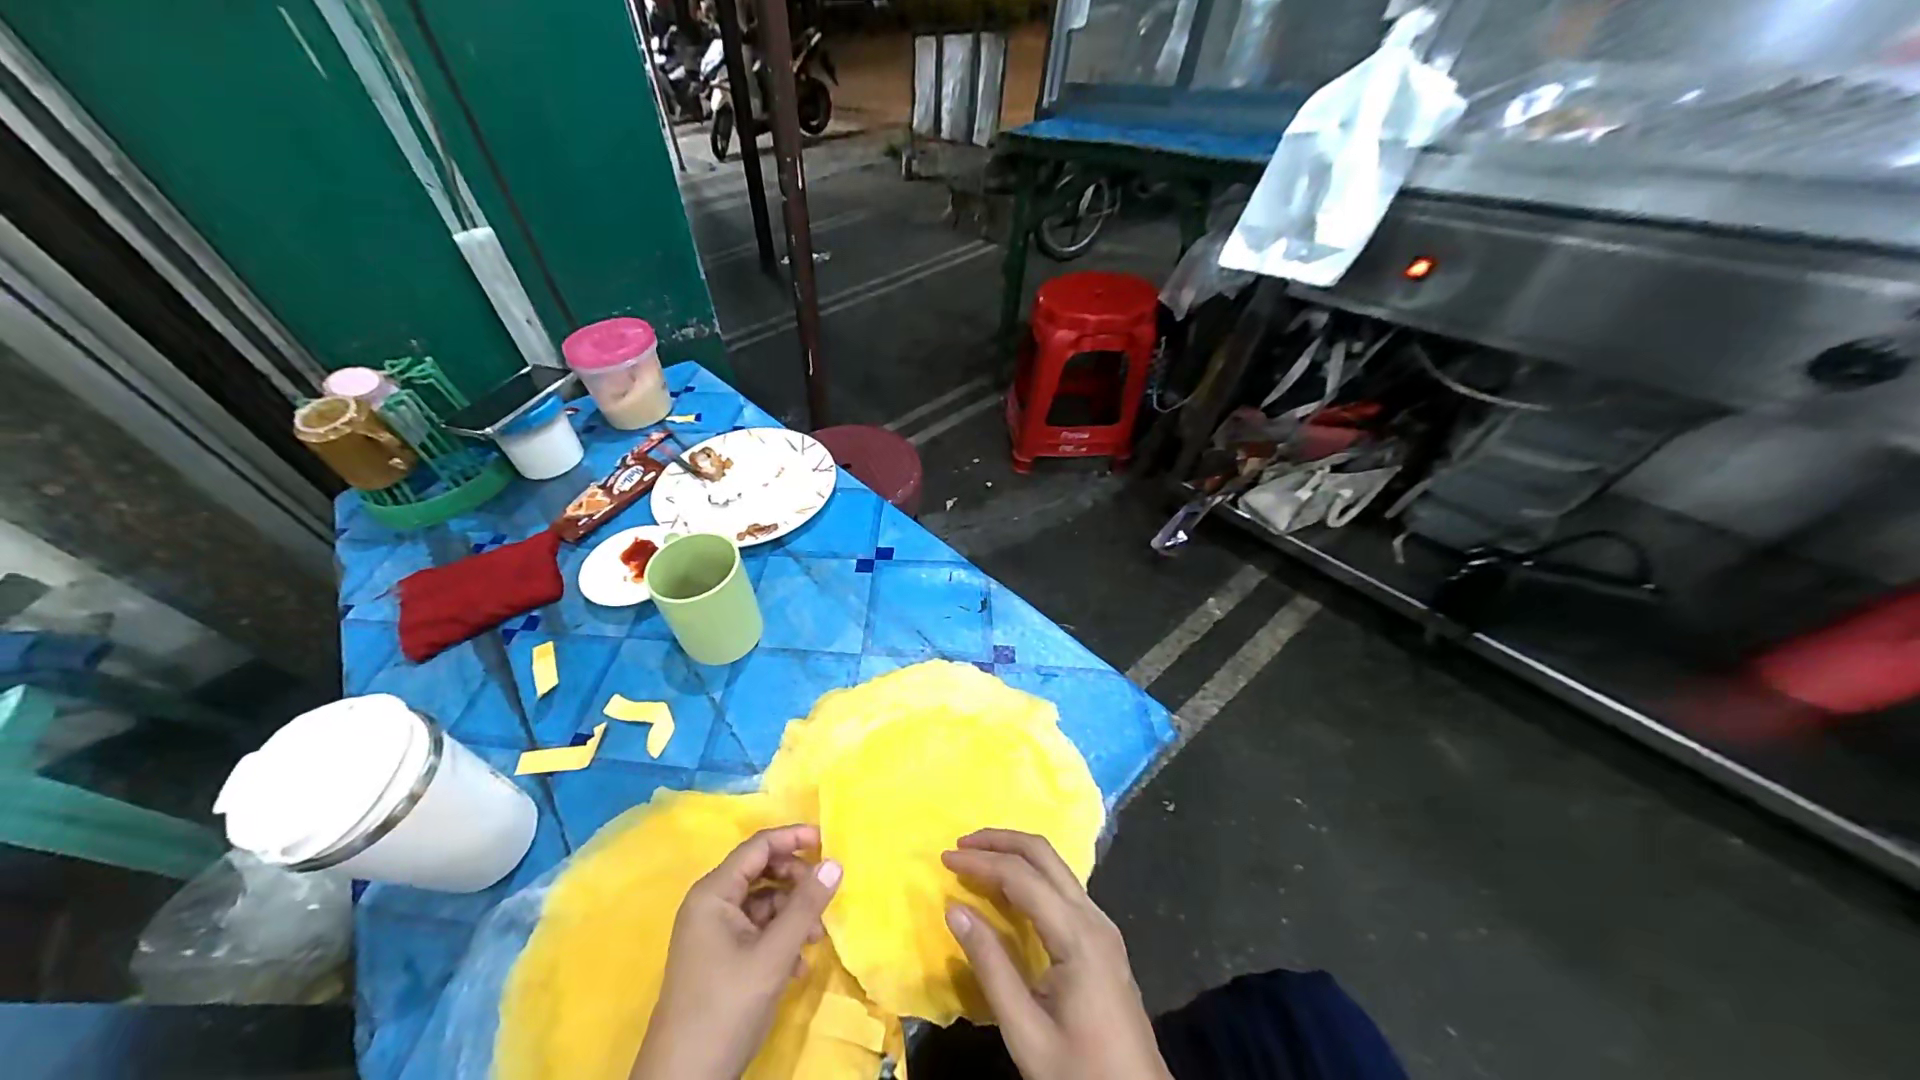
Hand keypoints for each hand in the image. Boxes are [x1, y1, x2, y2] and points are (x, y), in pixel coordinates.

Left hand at [631, 824, 842, 1079]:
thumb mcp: (773, 954)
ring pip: (762, 904)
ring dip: (792, 915)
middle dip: (797, 883)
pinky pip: (756, 931)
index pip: (758, 846)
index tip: (829, 842)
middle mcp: (710, 905)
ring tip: (816, 939)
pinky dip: (780, 938)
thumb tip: (835, 862)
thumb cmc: (726, 1006)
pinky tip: (799, 966)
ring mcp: (712, 933)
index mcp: (714, 893)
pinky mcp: (719, 958)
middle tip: (825, 899)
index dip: (794, 838)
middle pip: (762, 873)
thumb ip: (805, 906)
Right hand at [943, 829, 1172, 1079]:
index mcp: (1078, 936)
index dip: (981, 862)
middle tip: (960, 845)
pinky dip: (1029, 875)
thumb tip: (954, 909)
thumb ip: (991, 967)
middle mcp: (1094, 918)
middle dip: (1000, 841)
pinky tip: (1006, 890)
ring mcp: (1102, 926)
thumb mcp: (1026, 1031)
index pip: (1022, 877)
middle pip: (1044, 854)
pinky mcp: (1102, 938)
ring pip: (1055, 866)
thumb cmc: (1080, 1071)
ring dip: (1015, 854)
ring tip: (976, 859)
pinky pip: (1062, 888)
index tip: (944, 858)